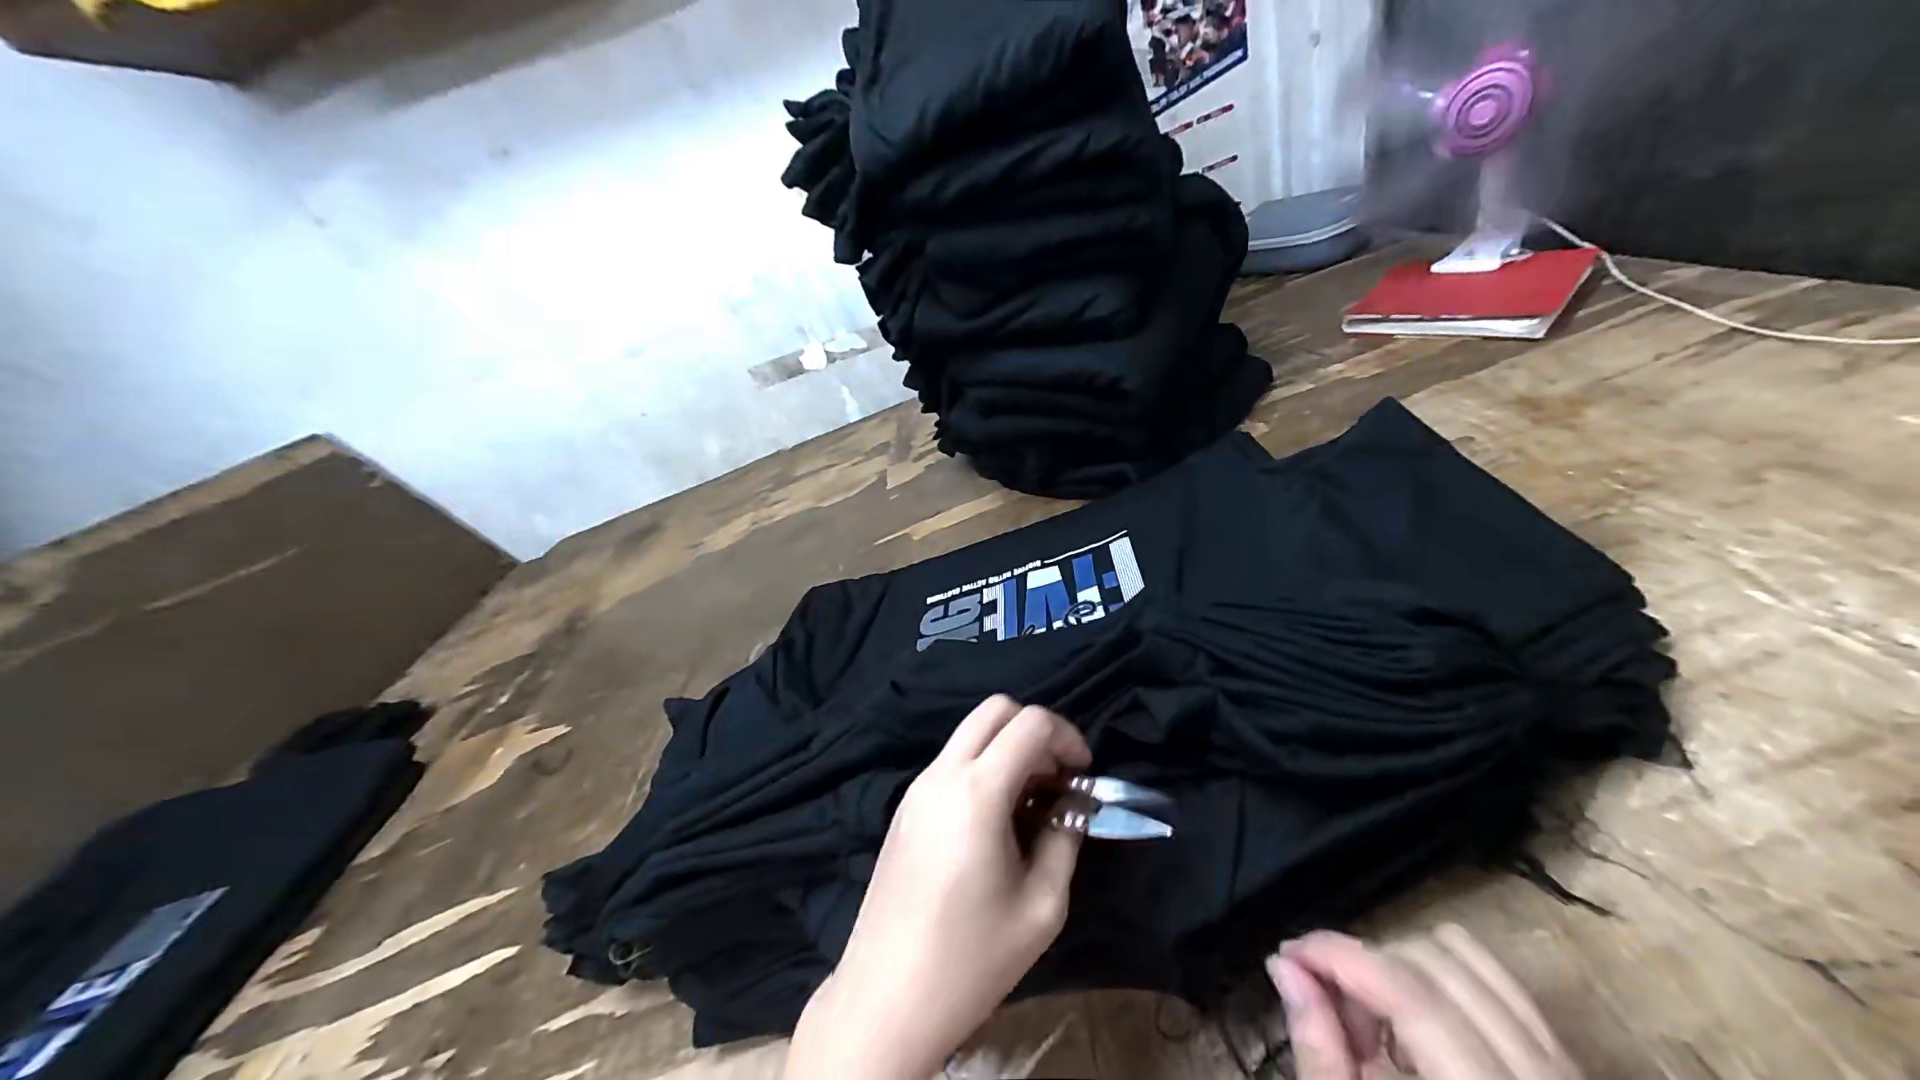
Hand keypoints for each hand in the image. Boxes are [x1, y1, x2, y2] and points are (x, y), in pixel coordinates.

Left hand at [785, 695, 1092, 1079]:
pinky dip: (983, 768)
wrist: (886, 996)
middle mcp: (941, 774)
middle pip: (995, 709)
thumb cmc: (972, 957)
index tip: (1083, 777)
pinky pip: (952, 763)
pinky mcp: (905, 809)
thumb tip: (1074, 802)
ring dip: (1008, 749)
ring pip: (970, 733)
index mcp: (977, 791)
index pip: (1031, 722)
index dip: (1069, 736)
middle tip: (1057, 781)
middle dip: (1036, 731)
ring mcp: (916, 788)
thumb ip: (1064, 837)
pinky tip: (996, 822)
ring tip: (1031, 806)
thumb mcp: (1042, 904)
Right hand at [1268, 926, 1579, 1079]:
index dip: (1340, 955)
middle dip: (1364, 967)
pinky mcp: (1565, 1067)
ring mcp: (1564, 1073)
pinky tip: (1410, 1021)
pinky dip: (1441, 977)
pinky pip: (1500, 984)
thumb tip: (1284, 965)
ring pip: (1467, 960)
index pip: (1410, 993)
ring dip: (1399, 967)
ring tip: (1370, 1018)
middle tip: (1327, 1008)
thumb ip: (1318, 1047)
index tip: (1289, 951)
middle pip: (1432, 965)